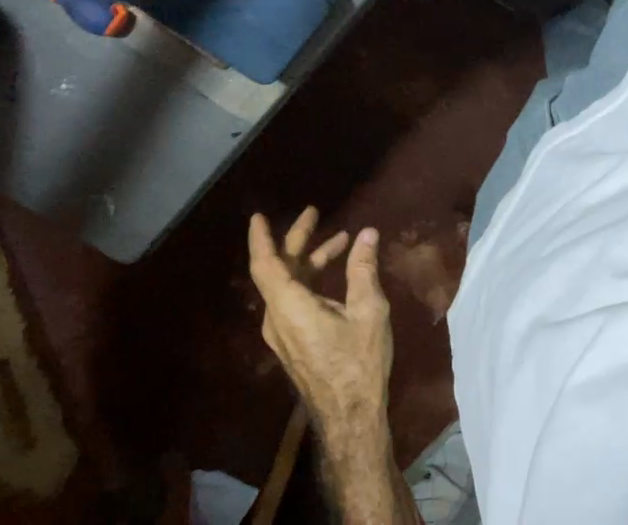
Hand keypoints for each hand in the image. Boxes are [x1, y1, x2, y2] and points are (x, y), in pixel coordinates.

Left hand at [248, 207, 391, 434]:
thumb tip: (367, 234)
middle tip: (316, 213)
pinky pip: (293, 301)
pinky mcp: (293, 343)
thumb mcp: (368, 310)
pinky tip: (337, 276)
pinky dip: (311, 280)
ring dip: (311, 260)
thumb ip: (363, 270)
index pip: (265, 264)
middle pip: (279, 270)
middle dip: (297, 240)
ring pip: (288, 286)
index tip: (258, 216)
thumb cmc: (358, 361)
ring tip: (341, 241)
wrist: (349, 414)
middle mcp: (277, 318)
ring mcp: (283, 333)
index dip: (261, 238)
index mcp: (289, 306)